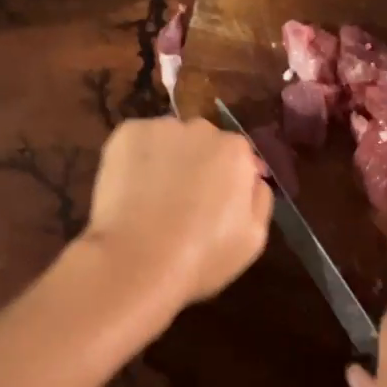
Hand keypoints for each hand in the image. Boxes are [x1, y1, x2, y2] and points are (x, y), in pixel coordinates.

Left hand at [76, 116, 273, 311]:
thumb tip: (254, 177)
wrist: (137, 260)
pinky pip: (137, 141)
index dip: (226, 179)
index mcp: (235, 151)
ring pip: (169, 139)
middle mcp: (201, 128)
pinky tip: (130, 188)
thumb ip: (259, 198)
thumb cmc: (201, 256)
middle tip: (183, 200)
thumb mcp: (252, 239)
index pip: (236, 155)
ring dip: (166, 158)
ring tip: (152, 197)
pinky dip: (135, 158)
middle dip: (197, 163)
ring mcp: (161, 127)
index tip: (215, 203)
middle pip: (202, 141)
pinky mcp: (126, 132)